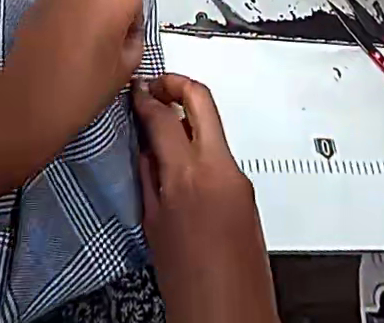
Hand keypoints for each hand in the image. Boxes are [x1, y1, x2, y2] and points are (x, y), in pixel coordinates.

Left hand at [0, 0, 145, 191]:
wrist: (31, 100)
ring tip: (90, 38)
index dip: (135, 18)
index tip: (129, 36)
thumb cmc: (81, 86)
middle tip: (115, 31)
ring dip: (94, 2)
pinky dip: (72, 9)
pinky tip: (69, 38)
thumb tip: (128, 31)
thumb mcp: (125, 67)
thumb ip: (134, 38)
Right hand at [134, 74, 275, 322]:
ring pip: (212, 121)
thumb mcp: (154, 222)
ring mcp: (239, 178)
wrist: (231, 319)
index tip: (135, 92)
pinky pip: (219, 149)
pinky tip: (180, 159)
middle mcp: (219, 169)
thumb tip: (145, 144)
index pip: (162, 114)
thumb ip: (149, 173)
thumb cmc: (191, 288)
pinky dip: (199, 141)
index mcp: (188, 176)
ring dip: (187, 113)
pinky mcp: (248, 190)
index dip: (144, 96)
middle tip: (154, 87)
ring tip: (162, 126)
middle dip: (174, 83)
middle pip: (201, 97)